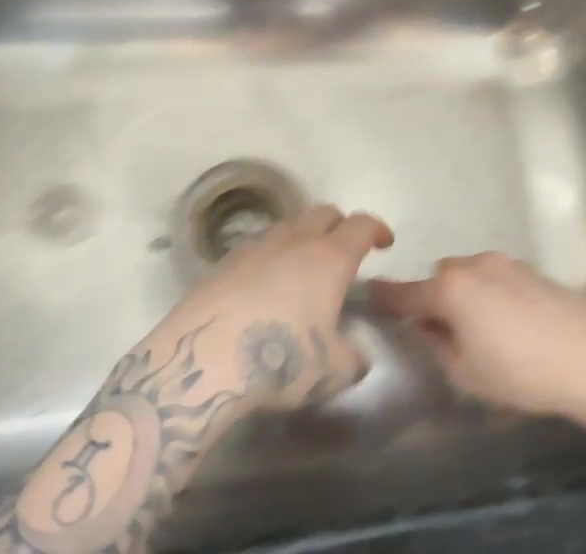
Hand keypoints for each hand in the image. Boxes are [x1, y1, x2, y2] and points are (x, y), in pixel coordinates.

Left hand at [148, 205, 393, 412]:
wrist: (200, 362)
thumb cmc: (279, 361)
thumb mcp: (333, 372)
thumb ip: (352, 357)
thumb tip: (355, 355)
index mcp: (329, 258)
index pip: (362, 225)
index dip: (378, 230)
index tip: (385, 243)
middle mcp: (293, 241)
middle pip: (323, 213)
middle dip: (340, 226)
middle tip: (345, 252)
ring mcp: (253, 248)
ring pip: (287, 227)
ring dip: (302, 239)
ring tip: (303, 269)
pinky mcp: (220, 264)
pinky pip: (256, 249)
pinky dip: (269, 259)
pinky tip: (263, 288)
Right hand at [369, 252, 585, 416]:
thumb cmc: (520, 372)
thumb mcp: (466, 373)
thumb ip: (438, 345)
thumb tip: (428, 326)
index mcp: (450, 290)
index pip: (404, 293)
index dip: (385, 297)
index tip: (369, 294)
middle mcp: (475, 266)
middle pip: (441, 277)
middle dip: (436, 298)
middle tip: (444, 331)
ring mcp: (508, 264)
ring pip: (473, 274)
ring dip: (468, 293)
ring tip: (484, 330)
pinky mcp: (535, 271)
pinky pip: (499, 278)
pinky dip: (494, 293)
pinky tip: (513, 324)